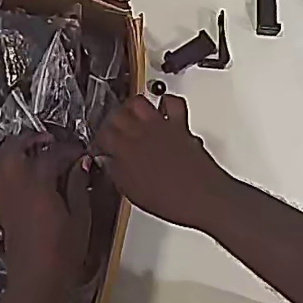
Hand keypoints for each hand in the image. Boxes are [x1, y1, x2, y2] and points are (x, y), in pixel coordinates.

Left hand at [0, 134, 91, 299]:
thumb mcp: (80, 217)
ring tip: (29, 152)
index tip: (82, 153)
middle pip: (13, 150)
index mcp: (38, 185)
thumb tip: (81, 163)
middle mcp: (16, 187)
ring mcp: (4, 200)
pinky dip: (0, 175)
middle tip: (48, 140)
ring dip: (12, 153)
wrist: (36, 284)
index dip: (68, 150)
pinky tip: (13, 178)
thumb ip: (78, 186)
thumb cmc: (63, 252)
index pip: (52, 155)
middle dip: (30, 140)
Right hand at [94, 94, 238, 231]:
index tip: (101, 147)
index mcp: (126, 149)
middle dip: (112, 122)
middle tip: (113, 132)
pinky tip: (163, 109)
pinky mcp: (180, 124)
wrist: (203, 197)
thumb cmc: (172, 200)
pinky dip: (166, 102)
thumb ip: (117, 173)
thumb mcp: (133, 193)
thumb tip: (108, 163)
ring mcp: (162, 125)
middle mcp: (142, 132)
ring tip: (132, 117)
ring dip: (133, 108)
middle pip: (118, 114)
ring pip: (139, 102)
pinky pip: (172, 102)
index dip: (99, 141)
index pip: (103, 134)